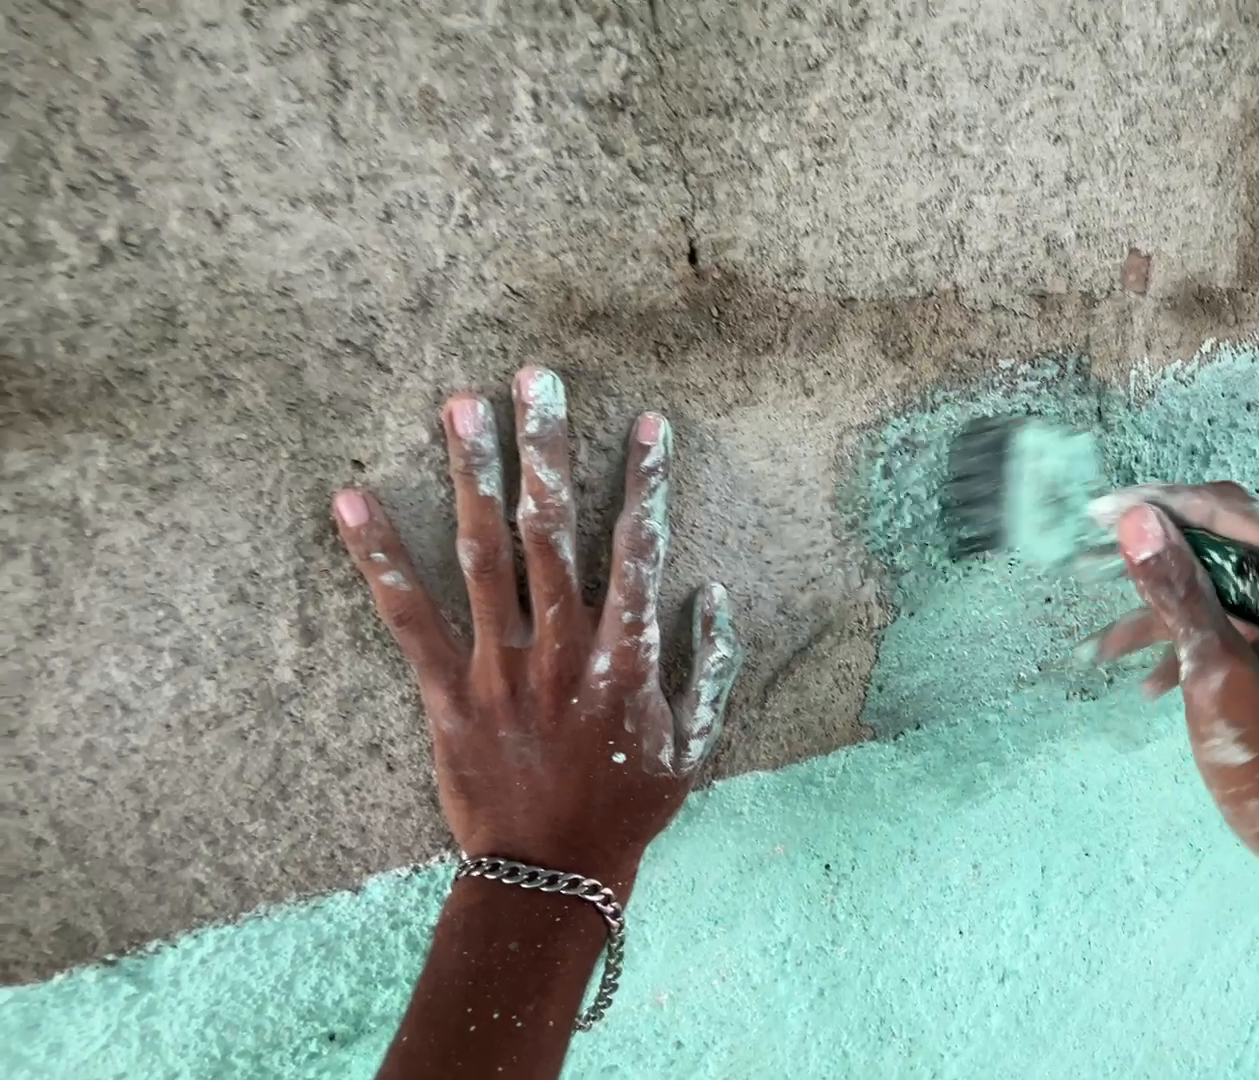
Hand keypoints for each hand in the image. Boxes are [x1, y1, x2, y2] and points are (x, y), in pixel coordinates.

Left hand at [331, 367, 740, 896]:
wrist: (553, 869)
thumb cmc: (635, 798)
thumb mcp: (700, 738)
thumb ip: (714, 662)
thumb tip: (711, 591)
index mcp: (628, 657)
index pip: (639, 551)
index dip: (647, 484)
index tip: (649, 426)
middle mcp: (563, 647)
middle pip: (552, 530)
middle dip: (547, 449)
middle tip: (536, 380)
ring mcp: (498, 666)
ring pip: (482, 555)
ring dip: (472, 475)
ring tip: (460, 406)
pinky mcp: (445, 693)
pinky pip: (407, 618)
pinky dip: (378, 557)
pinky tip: (352, 498)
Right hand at [1084, 483, 1258, 904]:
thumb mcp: (1218, 682)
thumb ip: (1177, 595)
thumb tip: (1137, 520)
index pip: (1230, 512)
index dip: (1158, 507)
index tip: (1098, 514)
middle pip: (1227, 545)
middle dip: (1155, 563)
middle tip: (1089, 571)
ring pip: (1228, 588)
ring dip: (1167, 612)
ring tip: (1104, 646)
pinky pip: (1244, 624)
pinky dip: (1198, 641)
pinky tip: (1150, 681)